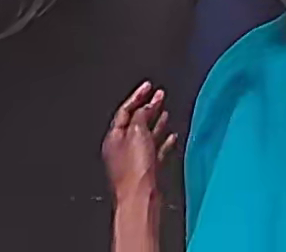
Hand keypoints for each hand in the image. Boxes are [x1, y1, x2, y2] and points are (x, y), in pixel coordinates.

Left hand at [102, 81, 176, 204]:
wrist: (140, 199)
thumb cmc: (134, 169)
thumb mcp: (137, 131)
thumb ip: (142, 114)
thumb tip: (147, 105)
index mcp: (114, 137)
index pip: (125, 110)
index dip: (137, 96)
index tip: (148, 85)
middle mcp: (121, 148)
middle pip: (136, 121)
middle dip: (148, 107)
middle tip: (160, 94)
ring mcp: (133, 160)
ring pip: (146, 135)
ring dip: (156, 122)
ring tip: (166, 111)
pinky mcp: (146, 171)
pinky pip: (155, 150)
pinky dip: (163, 141)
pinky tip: (171, 136)